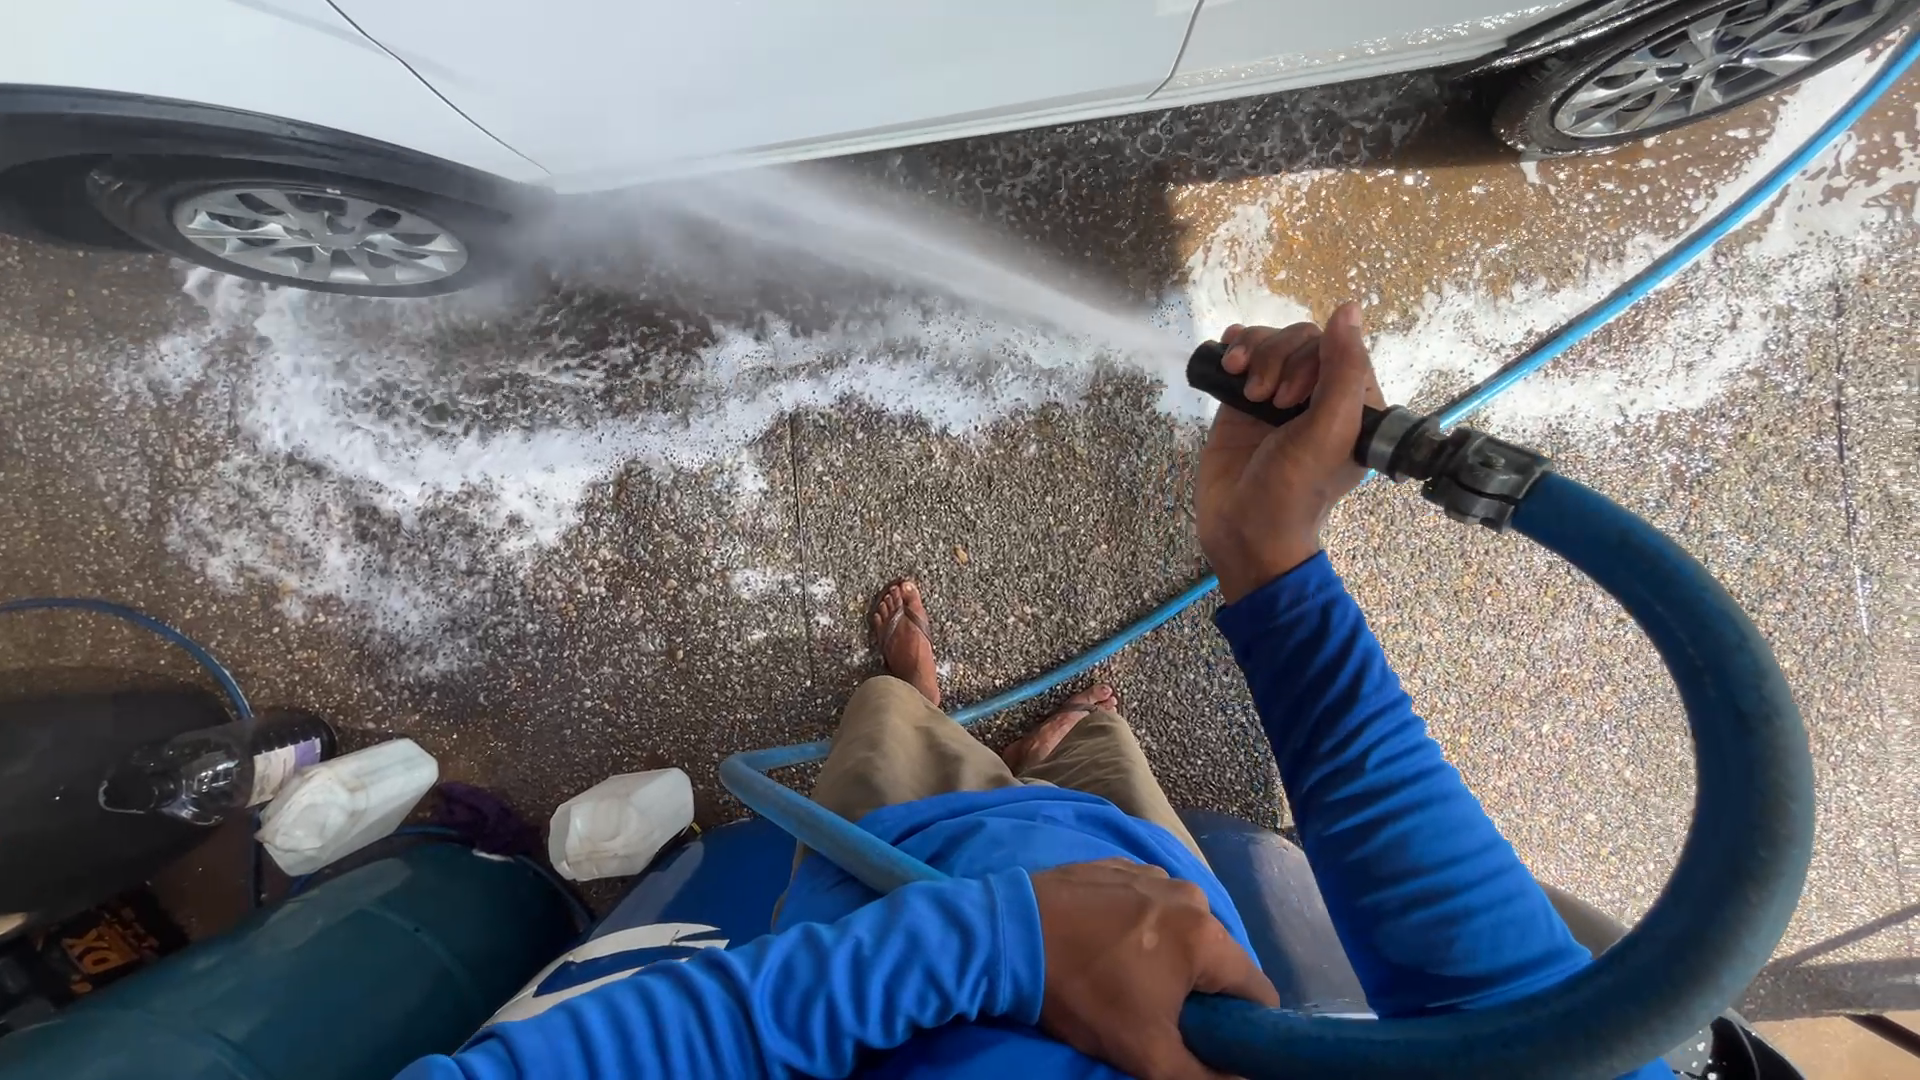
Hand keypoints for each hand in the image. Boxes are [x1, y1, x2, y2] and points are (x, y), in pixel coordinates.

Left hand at [1032, 858, 1278, 1079]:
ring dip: (1169, 956)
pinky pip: (1149, 902)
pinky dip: (1140, 925)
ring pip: (1182, 926)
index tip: (1216, 1042)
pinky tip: (1107, 943)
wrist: (1012, 932)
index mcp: (1205, 934)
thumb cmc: (1083, 990)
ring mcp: (1150, 872)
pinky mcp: (1117, 864)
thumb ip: (1207, 1078)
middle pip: (1219, 956)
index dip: (1247, 1026)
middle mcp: (1187, 892)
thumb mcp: (1147, 1054)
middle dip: (1202, 990)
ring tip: (1129, 977)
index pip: (1258, 991)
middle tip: (1162, 1012)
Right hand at [1195, 302, 1385, 603]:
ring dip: (1253, 353)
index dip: (1309, 359)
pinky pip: (1242, 360)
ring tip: (1241, 383)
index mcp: (1351, 403)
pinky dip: (1234, 349)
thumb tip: (1347, 308)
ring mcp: (1276, 399)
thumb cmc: (1293, 490)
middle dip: (1277, 359)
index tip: (1289, 400)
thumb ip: (1343, 370)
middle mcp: (1316, 396)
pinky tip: (1227, 357)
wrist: (1242, 530)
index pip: (1337, 347)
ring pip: (1270, 345)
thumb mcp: (1329, 431)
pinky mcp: (1241, 406)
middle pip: (1300, 341)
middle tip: (1265, 400)